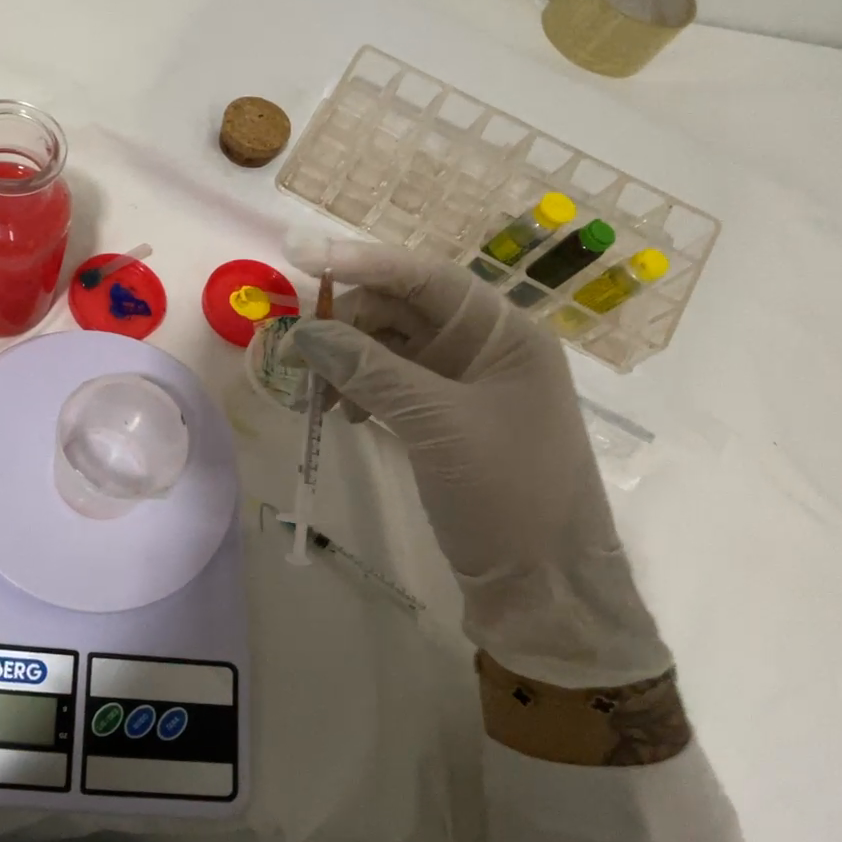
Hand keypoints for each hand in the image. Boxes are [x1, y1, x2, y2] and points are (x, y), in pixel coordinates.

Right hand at [286, 235, 669, 688]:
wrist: (544, 586)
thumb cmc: (505, 492)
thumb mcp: (435, 423)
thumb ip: (369, 369)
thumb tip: (304, 331)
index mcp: (503, 333)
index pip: (424, 277)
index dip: (360, 261)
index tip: (299, 255)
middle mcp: (485, 348)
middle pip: (402, 309)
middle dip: (347, 321)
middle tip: (296, 347)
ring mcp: (465, 385)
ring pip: (391, 348)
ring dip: (348, 360)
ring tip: (317, 392)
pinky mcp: (446, 419)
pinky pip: (392, 384)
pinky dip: (362, 390)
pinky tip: (343, 413)